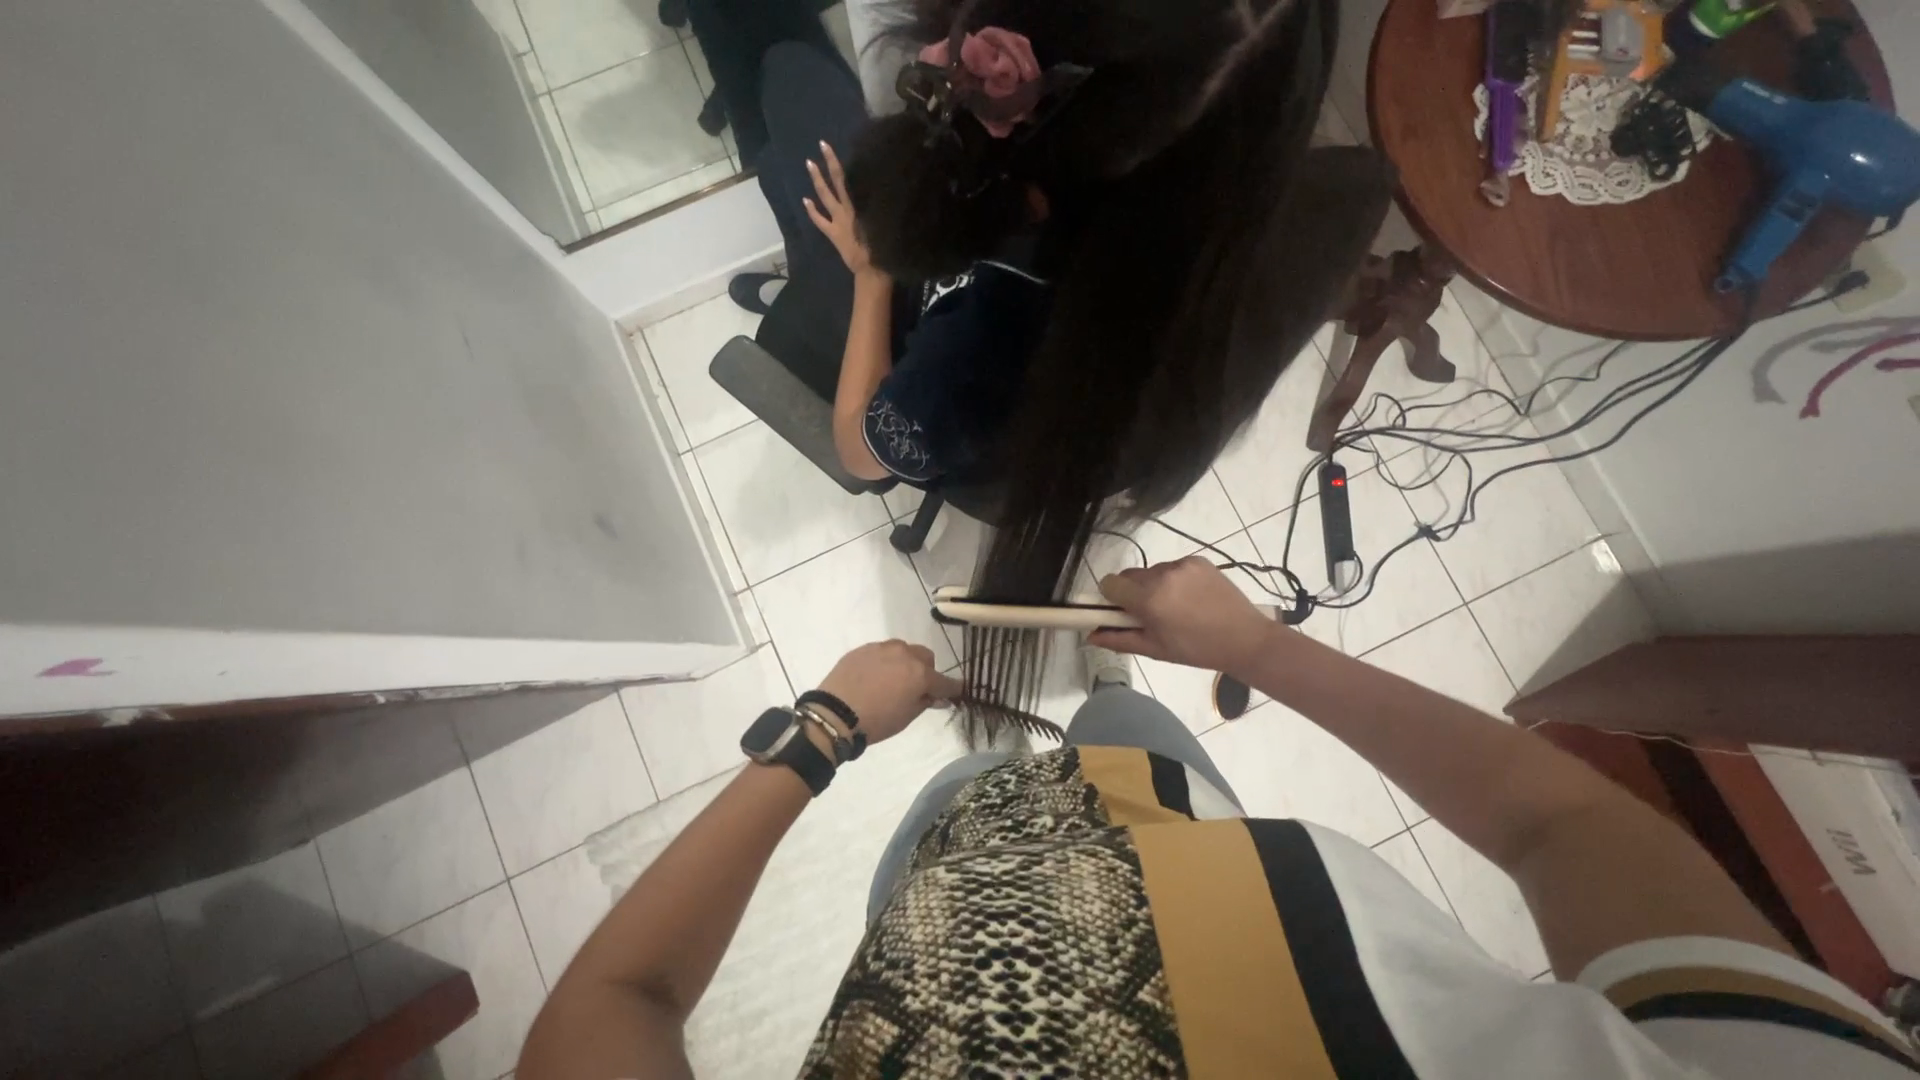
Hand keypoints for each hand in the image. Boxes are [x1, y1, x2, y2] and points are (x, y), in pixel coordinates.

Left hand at [802, 142, 874, 276]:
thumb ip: (879, 206)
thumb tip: (880, 188)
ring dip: (817, 180)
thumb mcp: (883, 222)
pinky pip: (819, 220)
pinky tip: (804, 200)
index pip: (848, 178)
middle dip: (829, 163)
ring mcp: (838, 221)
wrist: (872, 269)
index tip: (830, 146)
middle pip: (837, 181)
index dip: (837, 162)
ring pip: (825, 196)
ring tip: (810, 164)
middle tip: (822, 145)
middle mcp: (847, 209)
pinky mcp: (833, 234)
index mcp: (860, 205)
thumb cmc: (884, 247)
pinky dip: (812, 210)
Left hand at [815, 640, 961, 744]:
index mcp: (920, 674)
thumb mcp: (906, 717)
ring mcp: (882, 648)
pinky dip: (884, 661)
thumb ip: (924, 702)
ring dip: (905, 662)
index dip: (953, 689)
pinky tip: (873, 677)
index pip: (945, 681)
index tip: (956, 693)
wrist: (834, 714)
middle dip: (925, 671)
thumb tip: (937, 697)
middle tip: (915, 688)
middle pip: (925, 657)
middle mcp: (905, 654)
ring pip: (903, 649)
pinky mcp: (863, 648)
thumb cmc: (876, 721)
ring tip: (892, 680)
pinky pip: (882, 651)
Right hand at [1088, 557, 1282, 676]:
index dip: (1110, 598)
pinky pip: (1172, 567)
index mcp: (1149, 599)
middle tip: (1150, 614)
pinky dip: (1173, 580)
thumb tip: (1090, 635)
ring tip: (1175, 608)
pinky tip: (1190, 598)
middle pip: (1128, 576)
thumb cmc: (1196, 650)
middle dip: (1132, 592)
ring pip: (1150, 572)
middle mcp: (1162, 575)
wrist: (1245, 638)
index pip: (1110, 584)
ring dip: (1153, 586)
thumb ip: (1119, 639)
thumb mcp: (1155, 649)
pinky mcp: (1198, 560)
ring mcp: (1182, 565)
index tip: (1120, 611)